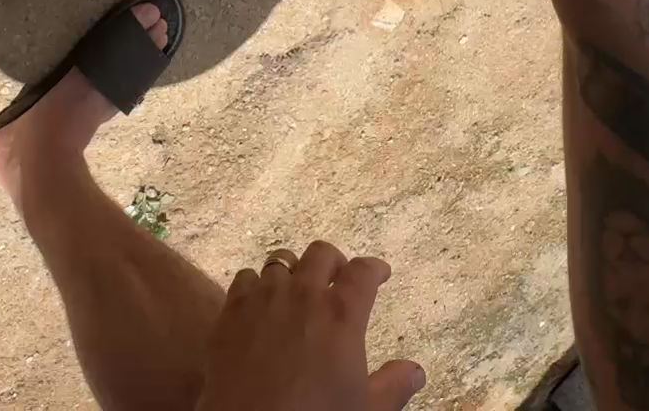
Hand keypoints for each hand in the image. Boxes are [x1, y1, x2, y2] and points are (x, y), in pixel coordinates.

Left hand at [195, 241, 424, 410]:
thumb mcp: (364, 410)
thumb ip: (392, 387)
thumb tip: (416, 371)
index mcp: (340, 314)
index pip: (363, 273)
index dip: (374, 268)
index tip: (380, 271)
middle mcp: (303, 293)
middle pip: (320, 253)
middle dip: (333, 261)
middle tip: (337, 278)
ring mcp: (264, 295)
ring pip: (281, 260)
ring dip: (294, 272)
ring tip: (297, 290)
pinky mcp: (232, 306)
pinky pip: (246, 277)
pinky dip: (258, 285)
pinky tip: (261, 303)